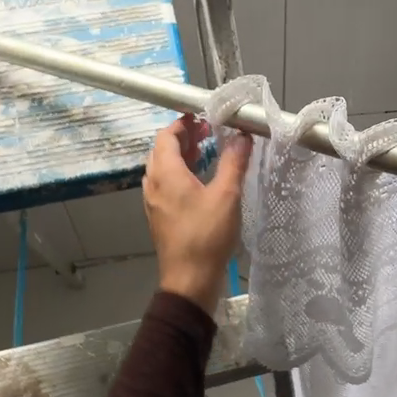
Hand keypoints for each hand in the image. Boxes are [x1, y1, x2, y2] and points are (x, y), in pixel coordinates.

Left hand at [142, 115, 251, 311]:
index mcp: (166, 174)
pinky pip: (165, 185)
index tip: (203, 118)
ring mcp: (154, 202)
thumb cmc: (207, 235)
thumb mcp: (227, 195)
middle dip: (183, 138)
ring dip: (181, 156)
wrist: (190, 279)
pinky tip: (200, 181)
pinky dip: (180, 174)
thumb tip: (242, 137)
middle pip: (162, 150)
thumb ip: (234, 162)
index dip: (183, 123)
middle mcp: (154, 184)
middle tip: (208, 132)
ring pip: (162, 168)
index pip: (166, 136)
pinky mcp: (160, 217)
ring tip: (206, 152)